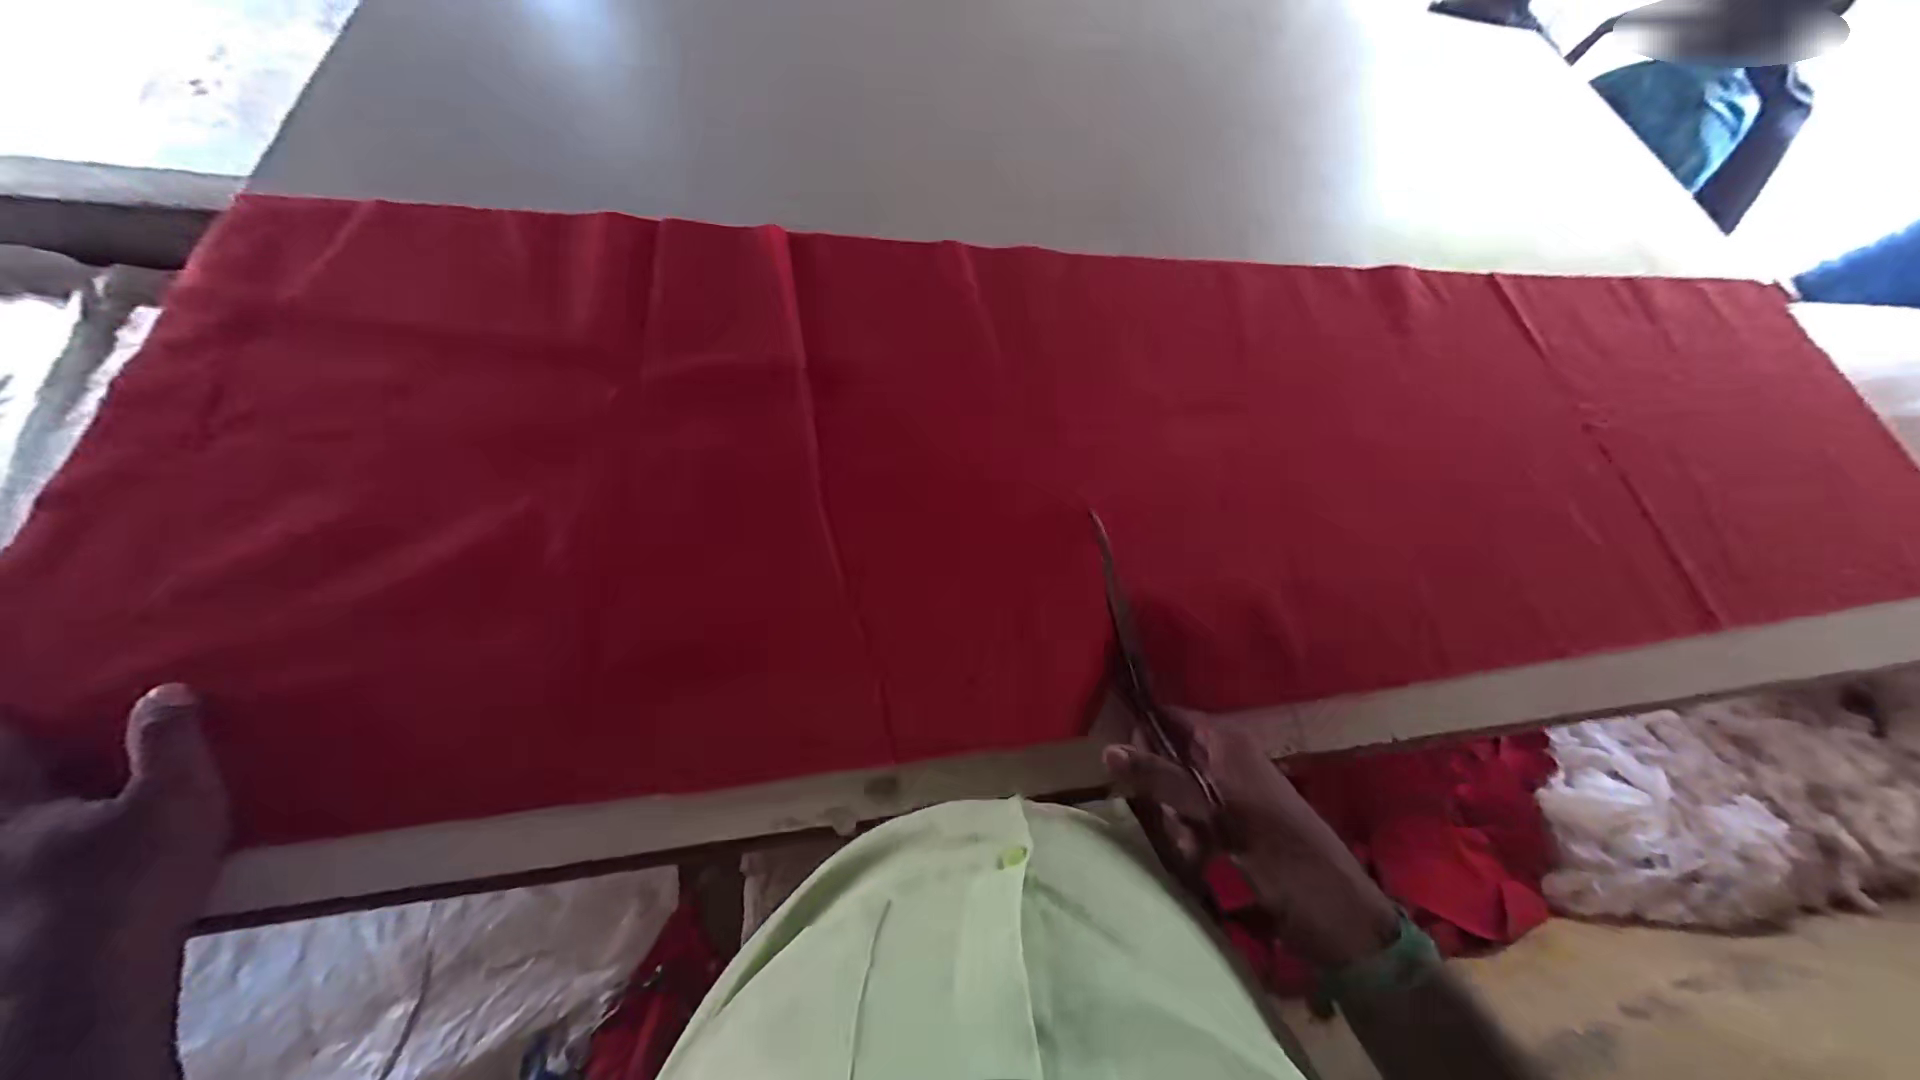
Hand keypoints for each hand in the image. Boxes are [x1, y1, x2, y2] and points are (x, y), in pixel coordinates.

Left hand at [0, 684, 228, 1078]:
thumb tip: (164, 689)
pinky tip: (80, 855)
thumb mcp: (175, 799)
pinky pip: (25, 868)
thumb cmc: (128, 877)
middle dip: (29, 767)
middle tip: (61, 749)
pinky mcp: (15, 916)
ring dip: (42, 811)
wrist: (82, 983)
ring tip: (75, 800)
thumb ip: (169, 743)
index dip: (17, 718)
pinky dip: (45, 852)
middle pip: (3, 789)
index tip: (31, 698)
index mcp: (14, 805)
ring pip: (16, 832)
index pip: (3, 744)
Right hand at [1104, 709, 1399, 968]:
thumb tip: (1107, 748)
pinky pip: (1191, 822)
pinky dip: (1187, 839)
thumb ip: (1161, 778)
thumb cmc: (1278, 851)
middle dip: (1156, 788)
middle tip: (1167, 815)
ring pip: (1175, 794)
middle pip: (1167, 757)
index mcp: (1225, 742)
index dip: (1142, 733)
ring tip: (1189, 846)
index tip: (1122, 764)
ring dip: (1172, 820)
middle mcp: (1224, 760)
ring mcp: (1229, 795)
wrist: (1339, 916)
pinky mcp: (1232, 827)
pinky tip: (1198, 859)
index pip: (1168, 717)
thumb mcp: (1215, 812)